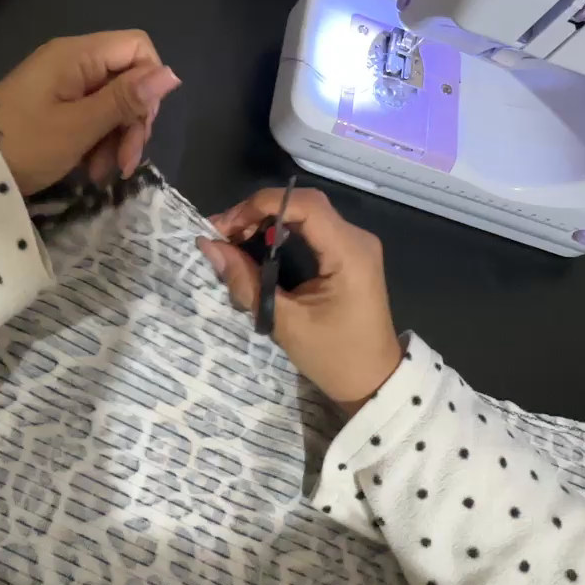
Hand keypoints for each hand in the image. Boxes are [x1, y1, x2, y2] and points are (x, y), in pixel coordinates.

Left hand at [0, 31, 181, 194]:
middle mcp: (74, 61)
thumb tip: (172, 74)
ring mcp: (64, 84)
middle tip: (125, 162)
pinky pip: (93, 115)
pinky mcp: (57, 105)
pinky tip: (92, 170)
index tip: (142, 123)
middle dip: (133, 121)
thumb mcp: (80, 126)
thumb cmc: (25, 144)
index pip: (138, 48)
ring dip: (117, 138)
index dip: (149, 84)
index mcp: (78, 55)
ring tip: (104, 174)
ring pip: (114, 102)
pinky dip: (99, 142)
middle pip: (128, 78)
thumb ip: (126, 99)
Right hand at [197, 188, 402, 412]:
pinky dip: (280, 228)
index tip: (226, 226)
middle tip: (222, 233)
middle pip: (302, 203)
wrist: (376, 381)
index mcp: (349, 253)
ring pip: (304, 211)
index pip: (305, 205)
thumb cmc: (334, 357)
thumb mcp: (285, 323)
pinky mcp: (348, 251)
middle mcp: (356, 238)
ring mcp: (355, 243)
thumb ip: (246, 282)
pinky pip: (311, 226)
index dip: (261, 205)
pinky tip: (256, 242)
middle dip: (257, 211)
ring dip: (266, 218)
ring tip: (233, 238)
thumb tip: (209, 246)